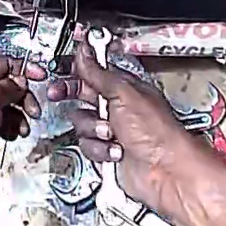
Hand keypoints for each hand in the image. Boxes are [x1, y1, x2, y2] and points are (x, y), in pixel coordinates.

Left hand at [0, 56, 47, 191]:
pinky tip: (11, 135)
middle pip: (7, 85)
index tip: (41, 75)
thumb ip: (10, 86)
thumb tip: (20, 82)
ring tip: (23, 128)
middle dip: (23, 97)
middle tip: (34, 110)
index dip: (24, 68)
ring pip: (6, 106)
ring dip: (19, 115)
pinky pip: (0, 122)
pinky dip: (9, 127)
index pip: (4, 62)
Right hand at [46, 36, 225, 220]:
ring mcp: (111, 129)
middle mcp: (116, 106)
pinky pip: (87, 145)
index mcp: (123, 86)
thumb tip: (84, 52)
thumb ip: (98, 73)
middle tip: (58, 92)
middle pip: (82, 94)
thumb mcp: (123, 94)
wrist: (167, 173)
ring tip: (110, 133)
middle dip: (71, 94)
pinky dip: (99, 149)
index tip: (61, 68)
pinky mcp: (107, 152)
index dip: (76, 68)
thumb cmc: (157, 131)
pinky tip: (115, 151)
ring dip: (92, 128)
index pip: (93, 70)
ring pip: (81, 121)